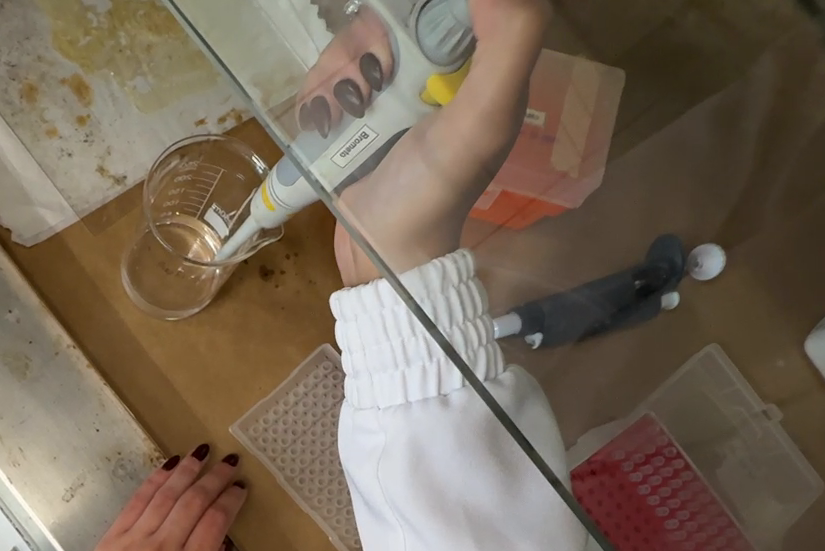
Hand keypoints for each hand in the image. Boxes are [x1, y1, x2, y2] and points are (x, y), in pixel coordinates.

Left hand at [76, 446, 245, 550]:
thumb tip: (224, 547)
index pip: (216, 522)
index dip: (231, 500)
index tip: (240, 488)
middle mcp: (163, 549)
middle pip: (194, 502)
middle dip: (215, 478)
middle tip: (230, 462)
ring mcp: (135, 539)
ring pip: (166, 495)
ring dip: (188, 471)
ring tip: (203, 453)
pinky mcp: (114, 536)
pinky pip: (138, 500)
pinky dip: (155, 480)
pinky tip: (170, 466)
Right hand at [332, 0, 548, 283]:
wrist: (379, 252)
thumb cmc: (433, 194)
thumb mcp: (484, 121)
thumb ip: (510, 45)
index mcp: (471, 62)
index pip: (441, 8)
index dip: (415, 11)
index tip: (398, 42)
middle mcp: (426, 71)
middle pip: (387, 19)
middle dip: (367, 43)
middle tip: (370, 84)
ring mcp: (382, 95)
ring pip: (348, 47)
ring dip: (335, 74)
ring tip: (343, 112)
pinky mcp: (345, 119)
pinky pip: (322, 83)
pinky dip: (314, 97)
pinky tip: (323, 122)